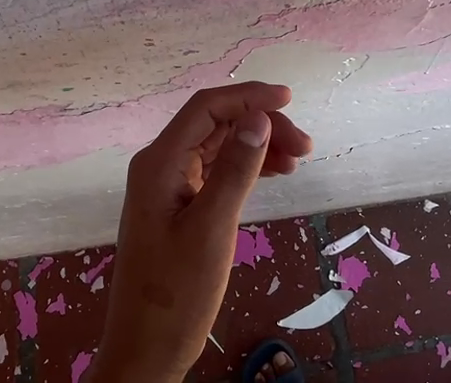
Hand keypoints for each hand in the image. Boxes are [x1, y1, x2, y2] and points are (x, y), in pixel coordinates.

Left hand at [88, 83, 313, 382]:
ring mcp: (168, 185)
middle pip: (215, 124)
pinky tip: (275, 172)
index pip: (206, 108)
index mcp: (160, 162)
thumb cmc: (176, 294)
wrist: (145, 353)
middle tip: (305, 146)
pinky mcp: (178, 206)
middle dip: (260, 124)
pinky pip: (215, 170)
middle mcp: (161, 164)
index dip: (248, 96)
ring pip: (218, 145)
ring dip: (258, 145)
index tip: (289, 100)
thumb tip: (260, 117)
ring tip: (298, 160)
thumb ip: (236, 170)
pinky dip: (246, 166)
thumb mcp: (213, 228)